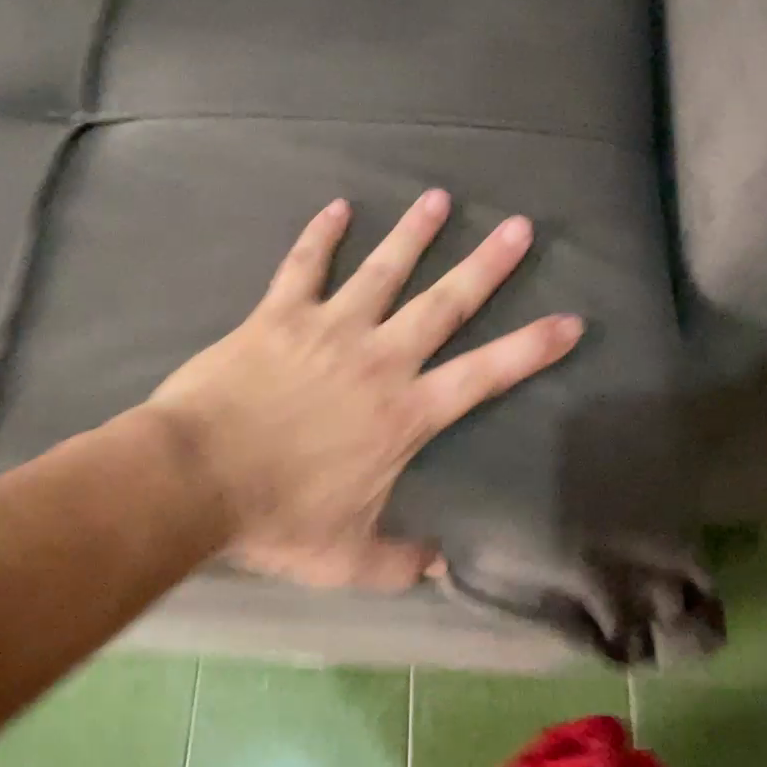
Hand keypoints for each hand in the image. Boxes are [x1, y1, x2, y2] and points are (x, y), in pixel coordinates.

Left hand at [144, 190, 581, 588]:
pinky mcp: (277, 316)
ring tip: (438, 198)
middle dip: (486, 266)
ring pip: (382, 271)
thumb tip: (439, 568)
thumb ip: (399, 563)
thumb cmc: (276, 519)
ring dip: (413, 234)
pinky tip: (336, 207)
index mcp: (404, 415)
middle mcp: (378, 360)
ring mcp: (328, 330)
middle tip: (518, 227)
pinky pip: (303, 265)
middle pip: (444, 305)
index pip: (484, 376)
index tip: (569, 321)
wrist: (196, 480)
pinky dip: (319, 235)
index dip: (531, 349)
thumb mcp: (346, 559)